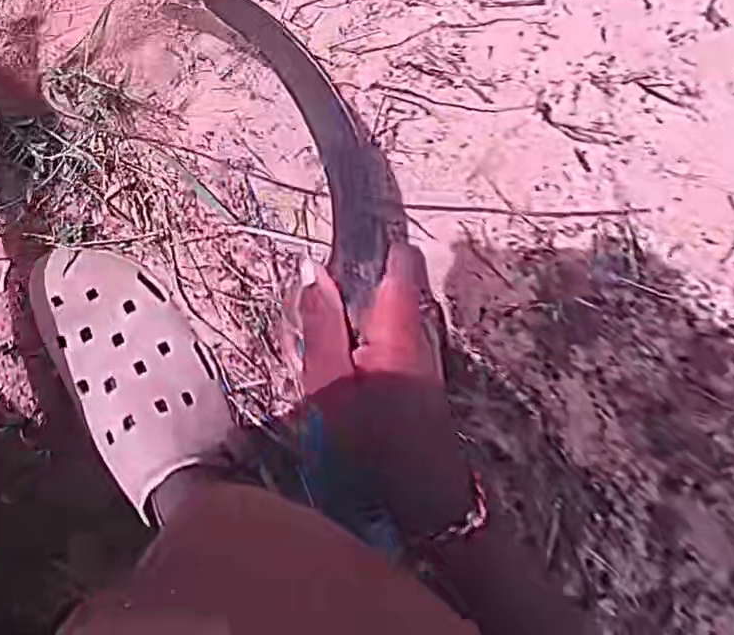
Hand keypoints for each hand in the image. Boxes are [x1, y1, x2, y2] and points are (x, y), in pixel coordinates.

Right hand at [297, 243, 472, 534]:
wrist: (419, 508)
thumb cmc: (366, 443)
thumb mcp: (327, 380)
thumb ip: (320, 322)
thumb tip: (311, 268)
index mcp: (397, 334)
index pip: (397, 274)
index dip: (383, 247)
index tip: (364, 225)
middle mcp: (418, 341)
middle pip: (395, 291)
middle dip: (365, 274)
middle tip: (333, 267)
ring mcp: (422, 362)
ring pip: (392, 314)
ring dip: (363, 301)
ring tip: (331, 301)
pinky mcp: (418, 380)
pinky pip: (391, 335)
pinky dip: (367, 326)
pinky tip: (344, 339)